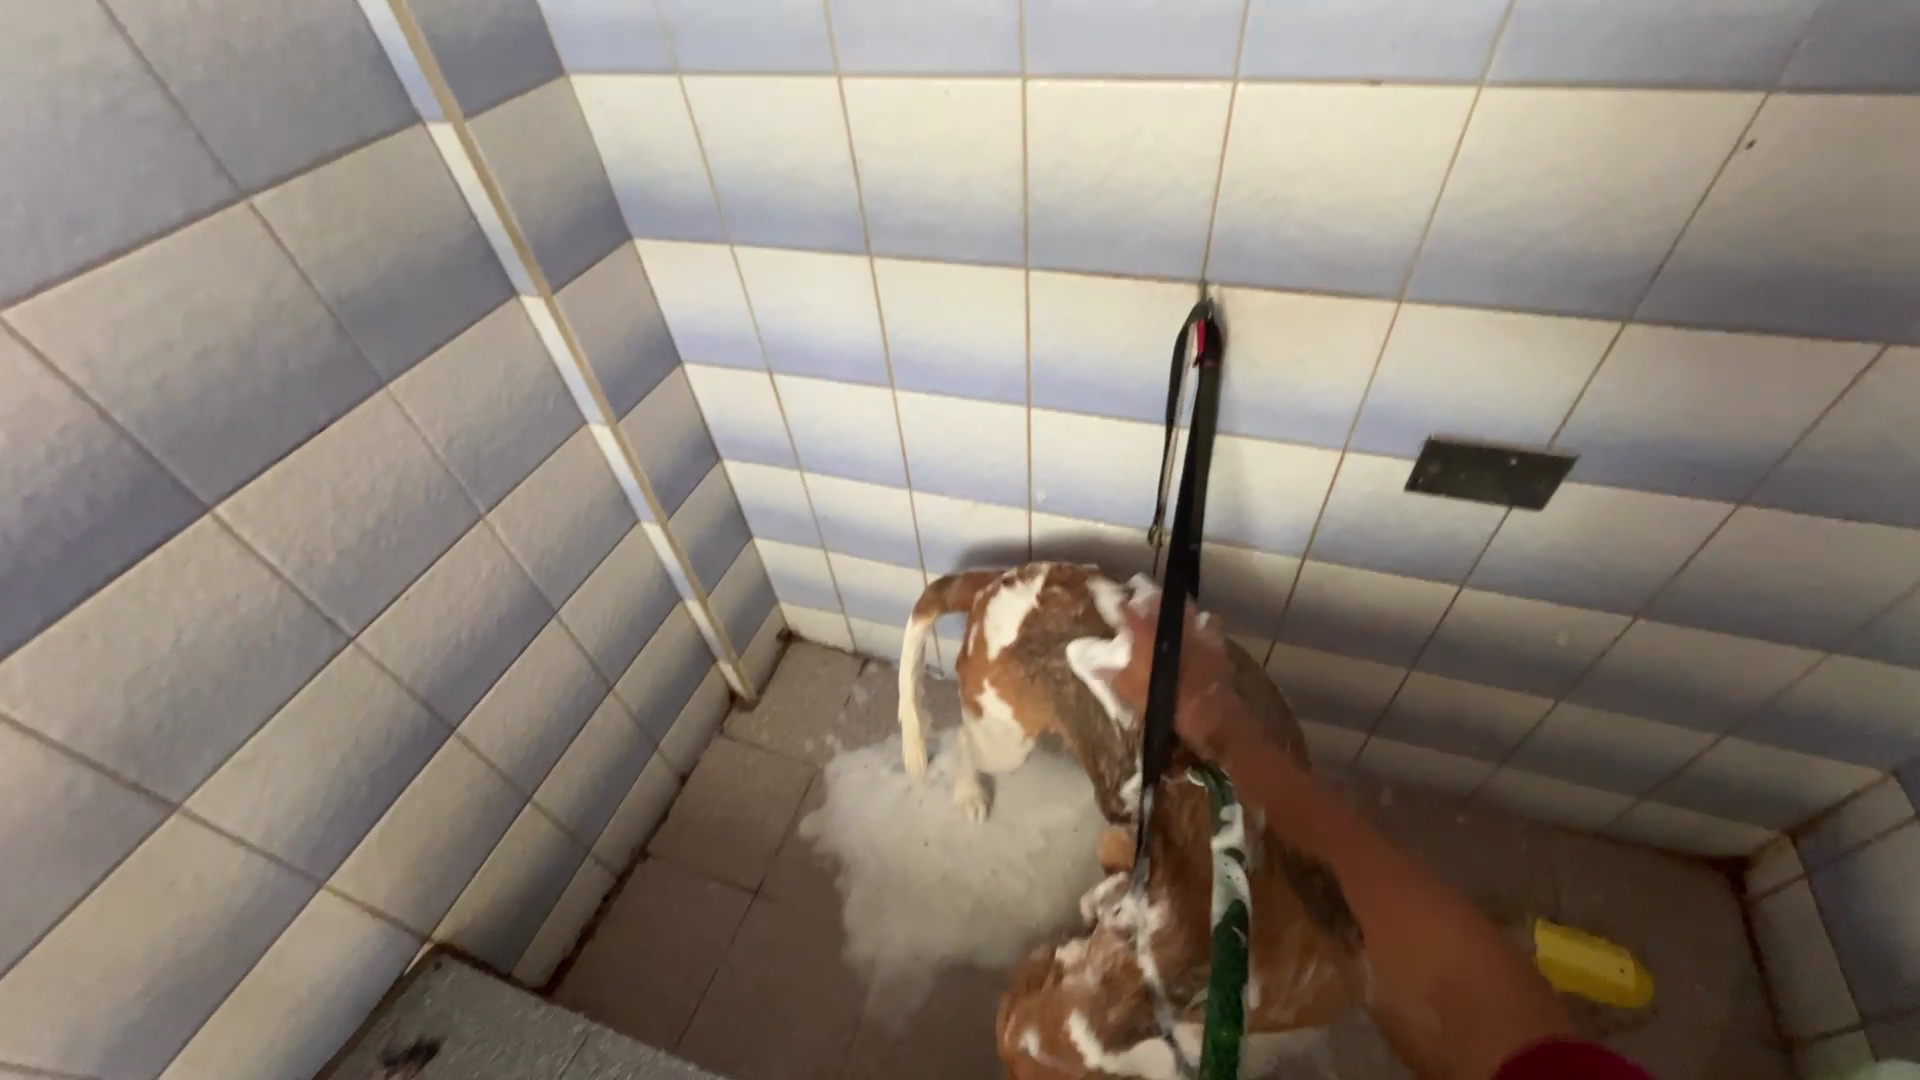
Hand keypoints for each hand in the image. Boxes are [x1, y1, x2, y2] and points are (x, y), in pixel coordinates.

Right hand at [1109, 595, 1247, 760]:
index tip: (1119, 602)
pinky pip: (1210, 627)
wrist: (1208, 714)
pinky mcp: (1216, 644)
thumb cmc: (1163, 700)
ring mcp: (1197, 633)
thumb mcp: (1129, 691)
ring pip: (1188, 611)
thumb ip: (1112, 675)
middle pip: (1160, 604)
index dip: (1123, 606)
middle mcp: (1172, 627)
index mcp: (1147, 634)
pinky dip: (1204, 627)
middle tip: (1145, 602)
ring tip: (1175, 613)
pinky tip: (1200, 633)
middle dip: (1152, 601)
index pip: (1129, 612)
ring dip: (1180, 609)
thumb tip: (1094, 667)